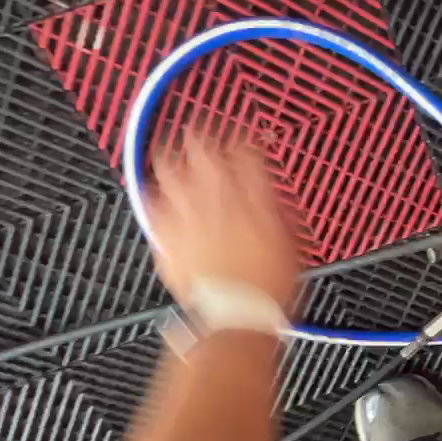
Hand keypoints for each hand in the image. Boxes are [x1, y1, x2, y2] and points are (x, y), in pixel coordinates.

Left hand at [146, 130, 298, 310]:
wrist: (236, 316)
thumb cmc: (266, 289)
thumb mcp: (290, 247)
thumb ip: (278, 214)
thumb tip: (272, 196)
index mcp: (254, 202)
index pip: (247, 155)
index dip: (244, 138)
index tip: (244, 133)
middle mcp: (218, 202)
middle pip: (204, 153)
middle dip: (202, 134)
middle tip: (200, 124)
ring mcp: (190, 218)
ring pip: (172, 171)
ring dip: (170, 154)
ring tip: (168, 145)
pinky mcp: (169, 237)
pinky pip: (153, 204)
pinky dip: (152, 193)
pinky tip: (151, 188)